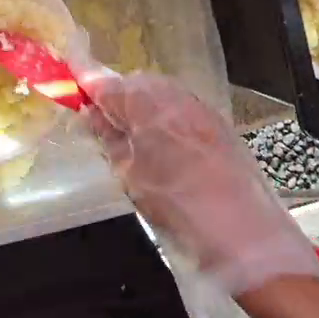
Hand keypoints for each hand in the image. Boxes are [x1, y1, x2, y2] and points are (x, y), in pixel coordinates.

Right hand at [76, 66, 318, 297]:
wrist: (247, 236)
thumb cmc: (179, 211)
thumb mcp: (132, 179)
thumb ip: (110, 141)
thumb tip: (93, 115)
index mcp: (147, 106)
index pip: (107, 83)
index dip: (87, 82)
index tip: (71, 81)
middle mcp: (174, 96)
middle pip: (135, 83)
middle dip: (116, 97)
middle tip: (101, 122)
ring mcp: (199, 107)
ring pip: (159, 93)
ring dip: (141, 106)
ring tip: (131, 137)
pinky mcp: (218, 122)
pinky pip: (180, 107)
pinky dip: (164, 116)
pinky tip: (162, 144)